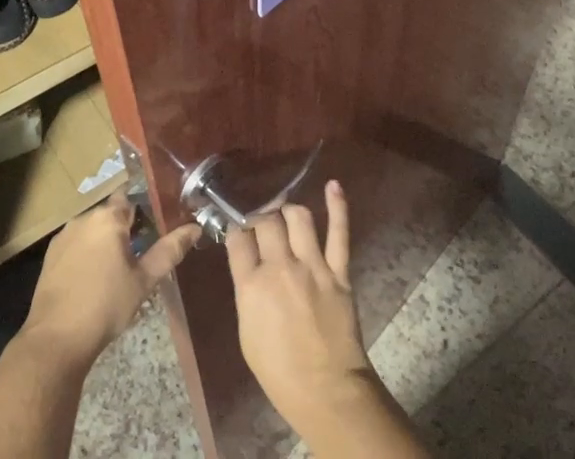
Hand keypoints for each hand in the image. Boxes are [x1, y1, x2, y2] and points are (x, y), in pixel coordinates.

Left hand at [21, 197, 201, 363]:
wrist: (57, 337)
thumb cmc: (107, 304)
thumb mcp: (145, 279)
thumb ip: (170, 250)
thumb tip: (195, 228)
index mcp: (107, 219)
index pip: (129, 198)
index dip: (144, 210)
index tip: (156, 226)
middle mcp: (82, 219)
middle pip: (110, 216)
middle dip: (126, 230)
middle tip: (142, 256)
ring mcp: (63, 237)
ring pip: (92, 232)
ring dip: (105, 243)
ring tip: (119, 271)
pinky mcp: (50, 256)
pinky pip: (76, 246)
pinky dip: (87, 255)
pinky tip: (94, 280)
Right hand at [226, 181, 371, 424]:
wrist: (324, 388)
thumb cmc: (278, 370)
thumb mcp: (247, 331)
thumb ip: (248, 293)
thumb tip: (250, 269)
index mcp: (251, 286)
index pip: (238, 239)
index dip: (235, 226)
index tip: (235, 222)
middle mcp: (280, 267)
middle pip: (266, 222)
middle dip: (260, 215)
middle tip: (260, 217)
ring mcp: (312, 267)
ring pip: (299, 218)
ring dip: (289, 210)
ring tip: (286, 211)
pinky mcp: (339, 272)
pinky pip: (339, 232)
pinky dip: (338, 206)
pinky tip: (333, 186)